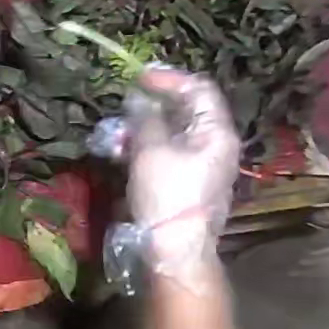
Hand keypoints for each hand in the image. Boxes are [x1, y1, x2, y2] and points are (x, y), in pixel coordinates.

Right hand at [126, 68, 239, 278]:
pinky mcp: (181, 183)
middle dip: (148, 107)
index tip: (137, 77)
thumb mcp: (152, 151)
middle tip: (120, 107)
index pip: (199, 90)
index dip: (169, 79)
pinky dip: (140, 149)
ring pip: (168, 134)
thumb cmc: (167, 195)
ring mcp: (198, 165)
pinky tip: (118, 153)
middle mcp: (212, 146)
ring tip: (113, 135)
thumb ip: (146, 119)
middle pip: (183, 112)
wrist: (173, 251)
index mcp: (216, 133)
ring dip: (139, 129)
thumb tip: (140, 98)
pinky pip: (162, 155)